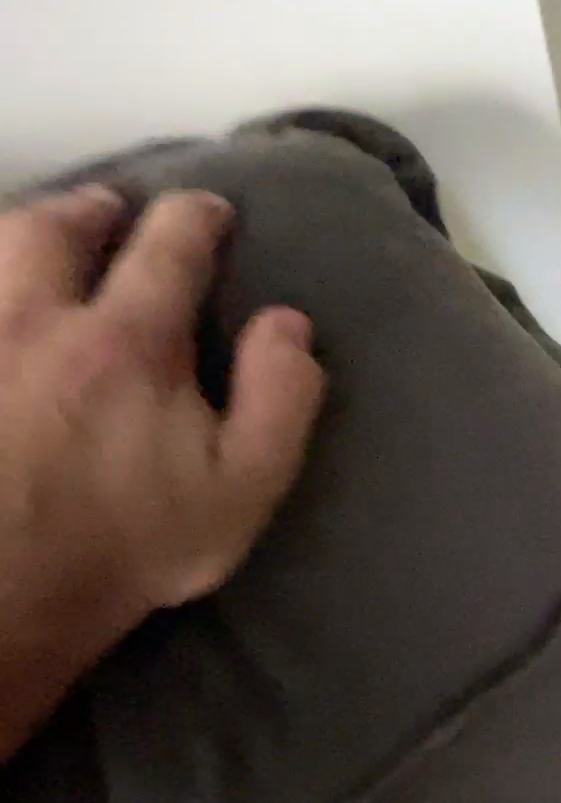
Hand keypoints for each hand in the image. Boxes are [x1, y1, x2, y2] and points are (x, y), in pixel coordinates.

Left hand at [0, 185, 324, 753]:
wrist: (4, 596)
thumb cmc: (143, 538)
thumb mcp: (251, 478)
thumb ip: (282, 394)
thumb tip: (290, 322)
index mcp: (127, 348)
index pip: (164, 257)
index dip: (193, 223)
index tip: (212, 207)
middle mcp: (32, 326)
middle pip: (48, 233)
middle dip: (91, 209)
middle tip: (118, 207)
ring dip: (25, 231)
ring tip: (51, 231)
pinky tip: (3, 292)